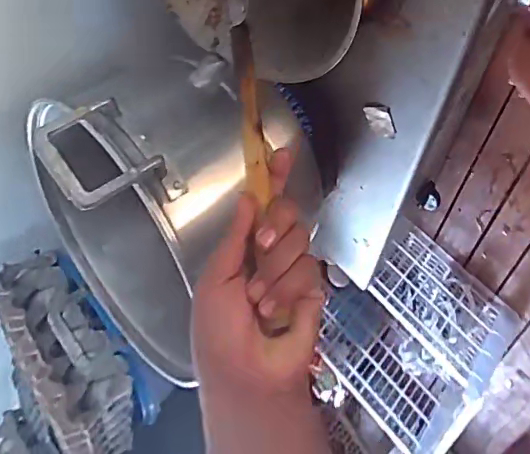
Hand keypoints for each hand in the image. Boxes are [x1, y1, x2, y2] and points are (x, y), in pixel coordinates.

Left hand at [192, 145, 325, 398]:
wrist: (245, 375)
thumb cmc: (219, 332)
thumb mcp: (216, 278)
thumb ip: (235, 235)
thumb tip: (249, 197)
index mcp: (246, 244)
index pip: (264, 202)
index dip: (274, 177)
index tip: (281, 153)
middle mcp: (272, 250)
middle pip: (287, 209)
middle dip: (276, 224)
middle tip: (262, 246)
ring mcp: (294, 266)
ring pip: (299, 236)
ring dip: (276, 268)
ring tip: (259, 298)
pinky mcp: (313, 287)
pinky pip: (308, 267)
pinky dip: (287, 288)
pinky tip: (274, 310)